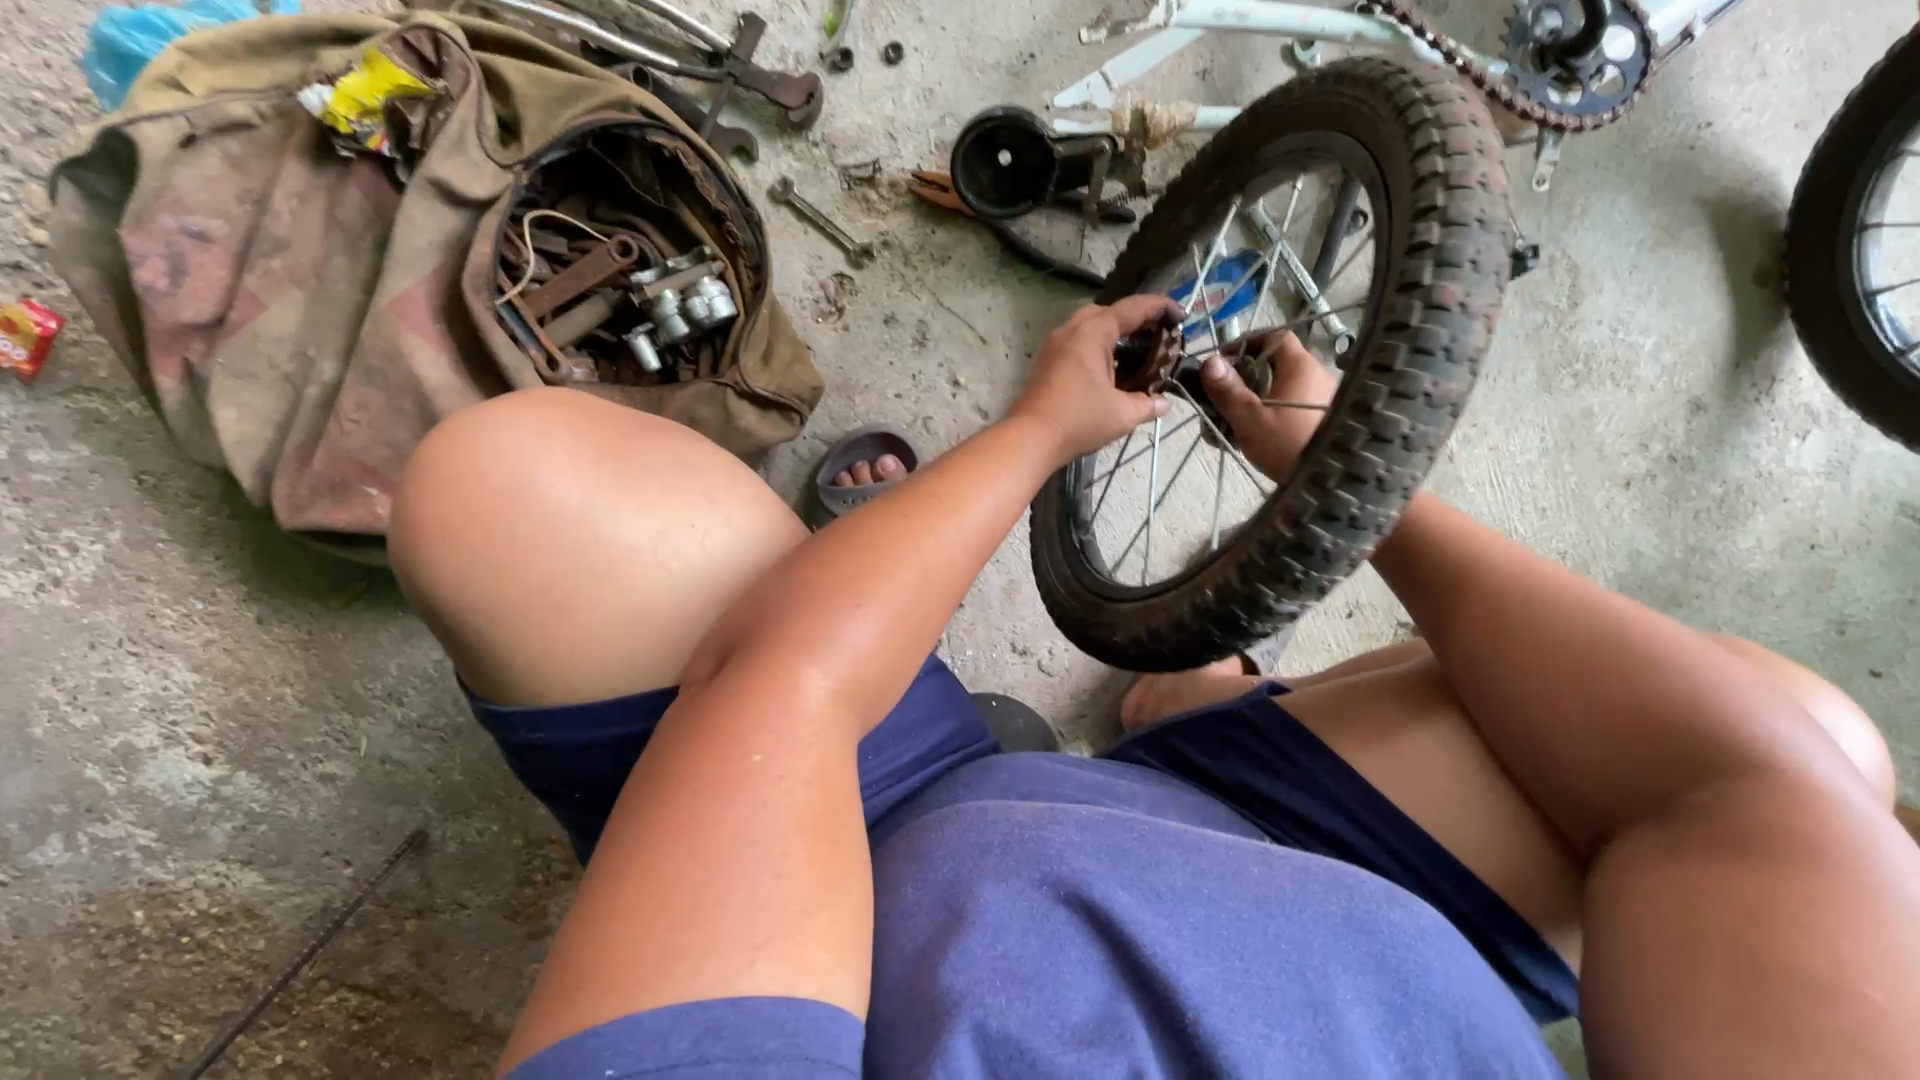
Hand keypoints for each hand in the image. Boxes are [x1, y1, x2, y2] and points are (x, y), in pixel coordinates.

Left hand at [1010, 295, 1179, 462]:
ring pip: (1089, 328)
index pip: (1132, 308)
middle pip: (1108, 313)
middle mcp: (1071, 330)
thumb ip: (1147, 404)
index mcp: (1092, 332)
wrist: (1030, 438)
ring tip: (1136, 354)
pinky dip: (1097, 349)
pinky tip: (1110, 370)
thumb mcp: (1122, 414)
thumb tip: (1164, 404)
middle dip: (1135, 320)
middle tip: (1156, 335)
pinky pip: (1077, 344)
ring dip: (1114, 336)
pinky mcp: (1047, 363)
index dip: (1160, 307)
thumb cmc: (1078, 420)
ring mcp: (1055, 346)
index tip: (1180, 314)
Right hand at [1201, 330, 1339, 477]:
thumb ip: (1228, 391)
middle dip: (1244, 378)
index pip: (1274, 335)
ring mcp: (1324, 397)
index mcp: (1301, 366)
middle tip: (1221, 399)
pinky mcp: (1325, 418)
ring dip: (1255, 400)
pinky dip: (1272, 412)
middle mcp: (1317, 374)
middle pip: (1275, 364)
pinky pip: (1293, 405)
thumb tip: (1209, 361)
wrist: (1333, 482)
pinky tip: (1256, 436)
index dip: (1246, 342)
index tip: (1223, 362)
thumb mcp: (1250, 420)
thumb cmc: (1289, 446)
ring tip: (1233, 424)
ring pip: (1281, 387)